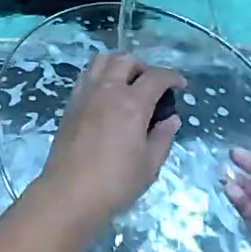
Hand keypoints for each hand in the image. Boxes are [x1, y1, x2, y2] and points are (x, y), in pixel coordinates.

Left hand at [31, 54, 183, 233]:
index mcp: (131, 103)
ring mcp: (85, 94)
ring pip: (101, 61)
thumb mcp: (150, 164)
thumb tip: (172, 119)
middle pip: (125, 60)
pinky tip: (107, 95)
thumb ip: (163, 137)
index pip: (155, 77)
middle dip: (143, 67)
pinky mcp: (71, 103)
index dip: (171, 77)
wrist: (70, 191)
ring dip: (118, 65)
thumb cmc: (116, 182)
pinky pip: (86, 75)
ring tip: (128, 85)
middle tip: (152, 86)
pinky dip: (100, 75)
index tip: (180, 85)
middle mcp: (106, 90)